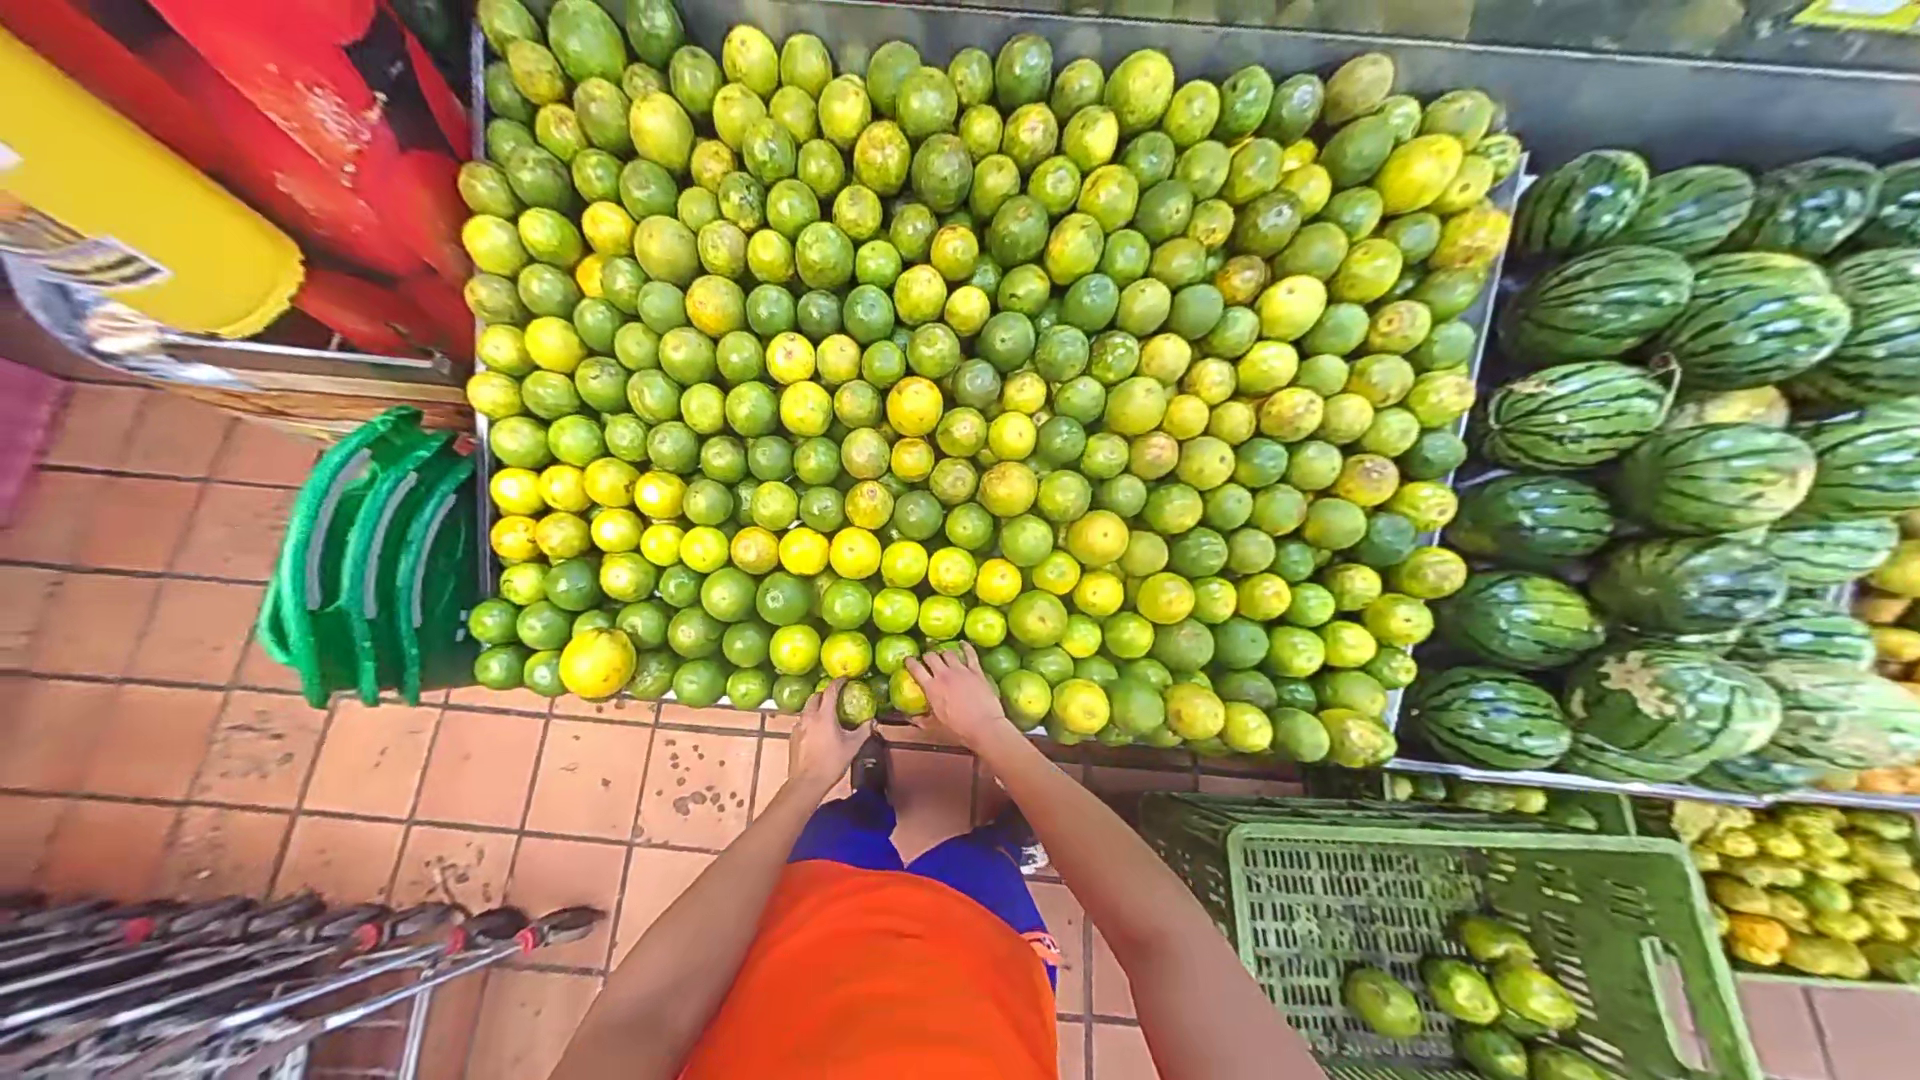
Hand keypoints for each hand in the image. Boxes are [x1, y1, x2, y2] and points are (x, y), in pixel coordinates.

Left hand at [786, 679, 870, 793]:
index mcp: (824, 715)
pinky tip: (816, 731)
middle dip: (825, 693)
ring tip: (826, 714)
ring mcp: (798, 727)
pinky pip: (801, 722)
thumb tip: (872, 721)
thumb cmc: (831, 763)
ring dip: (816, 707)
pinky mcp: (792, 737)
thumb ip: (864, 731)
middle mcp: (808, 717)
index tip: (844, 679)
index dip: (838, 682)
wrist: (807, 782)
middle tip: (835, 697)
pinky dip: (809, 721)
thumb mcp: (853, 746)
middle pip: (815, 697)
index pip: (830, 691)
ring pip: (807, 710)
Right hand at [903, 645, 1009, 750]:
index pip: (916, 669)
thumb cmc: (958, 729)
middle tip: (927, 659)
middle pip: (932, 656)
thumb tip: (911, 718)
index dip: (910, 662)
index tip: (908, 659)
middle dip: (927, 656)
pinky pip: (970, 653)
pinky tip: (962, 643)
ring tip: (943, 654)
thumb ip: (921, 720)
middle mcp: (944, 675)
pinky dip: (965, 646)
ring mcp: (961, 670)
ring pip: (948, 653)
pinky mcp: (976, 670)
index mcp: (932, 688)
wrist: (984, 726)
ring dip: (944, 653)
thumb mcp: (935, 726)